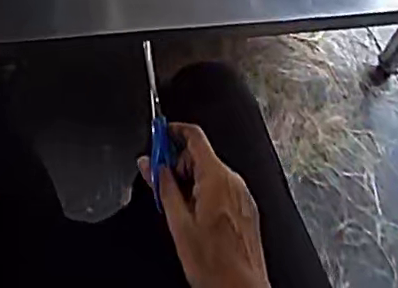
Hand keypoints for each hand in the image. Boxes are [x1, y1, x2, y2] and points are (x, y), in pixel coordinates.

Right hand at [141, 124, 268, 287]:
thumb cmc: (216, 267)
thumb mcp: (179, 225)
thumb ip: (163, 188)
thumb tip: (151, 164)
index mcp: (217, 177)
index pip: (194, 135)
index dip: (173, 130)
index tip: (158, 135)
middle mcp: (233, 180)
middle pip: (200, 155)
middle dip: (178, 165)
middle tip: (162, 184)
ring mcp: (242, 194)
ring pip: (210, 172)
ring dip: (190, 181)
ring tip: (180, 210)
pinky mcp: (246, 208)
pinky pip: (222, 187)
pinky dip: (205, 192)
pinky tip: (197, 217)